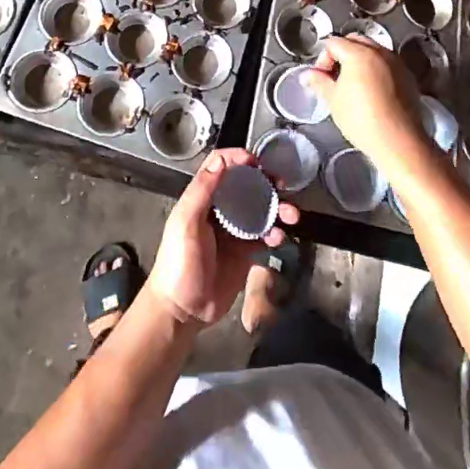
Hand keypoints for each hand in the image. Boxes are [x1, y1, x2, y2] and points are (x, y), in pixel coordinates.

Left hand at [143, 149, 300, 326]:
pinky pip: (265, 236)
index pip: (219, 167)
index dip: (237, 158)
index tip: (257, 162)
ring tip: (291, 215)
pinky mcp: (245, 252)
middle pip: (246, 186)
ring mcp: (233, 231)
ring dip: (278, 208)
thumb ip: (201, 191)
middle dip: (266, 182)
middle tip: (281, 184)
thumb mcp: (185, 224)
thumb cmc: (179, 264)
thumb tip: (222, 161)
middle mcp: (219, 210)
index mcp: (201, 199)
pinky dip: (275, 234)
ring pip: (260, 210)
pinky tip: (278, 239)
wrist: (183, 310)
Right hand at [300, 35, 429, 164]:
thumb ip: (319, 82)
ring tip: (352, 85)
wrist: (397, 141)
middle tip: (334, 76)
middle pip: (355, 41)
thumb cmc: (362, 120)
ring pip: (373, 51)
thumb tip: (308, 75)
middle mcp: (380, 53)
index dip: (322, 59)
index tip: (321, 77)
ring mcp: (397, 64)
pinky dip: (376, 71)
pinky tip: (371, 93)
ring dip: (360, 61)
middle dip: (341, 54)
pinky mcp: (407, 77)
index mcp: (359, 54)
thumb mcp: (332, 100)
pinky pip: (387, 65)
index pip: (333, 43)